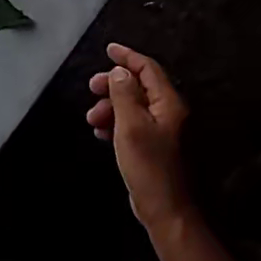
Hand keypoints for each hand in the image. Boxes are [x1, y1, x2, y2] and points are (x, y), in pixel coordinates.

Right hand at [86, 43, 191, 228]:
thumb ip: (124, 93)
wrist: (167, 211)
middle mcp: (169, 112)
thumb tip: (119, 71)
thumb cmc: (149, 166)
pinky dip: (116, 123)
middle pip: (139, 86)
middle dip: (113, 84)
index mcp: (168, 102)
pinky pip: (133, 124)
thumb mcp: (130, 125)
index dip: (127, 56)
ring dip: (111, 107)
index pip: (147, 68)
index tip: (108, 49)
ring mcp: (164, 131)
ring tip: (92, 119)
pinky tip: (101, 133)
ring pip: (133, 106)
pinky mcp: (156, 148)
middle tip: (91, 87)